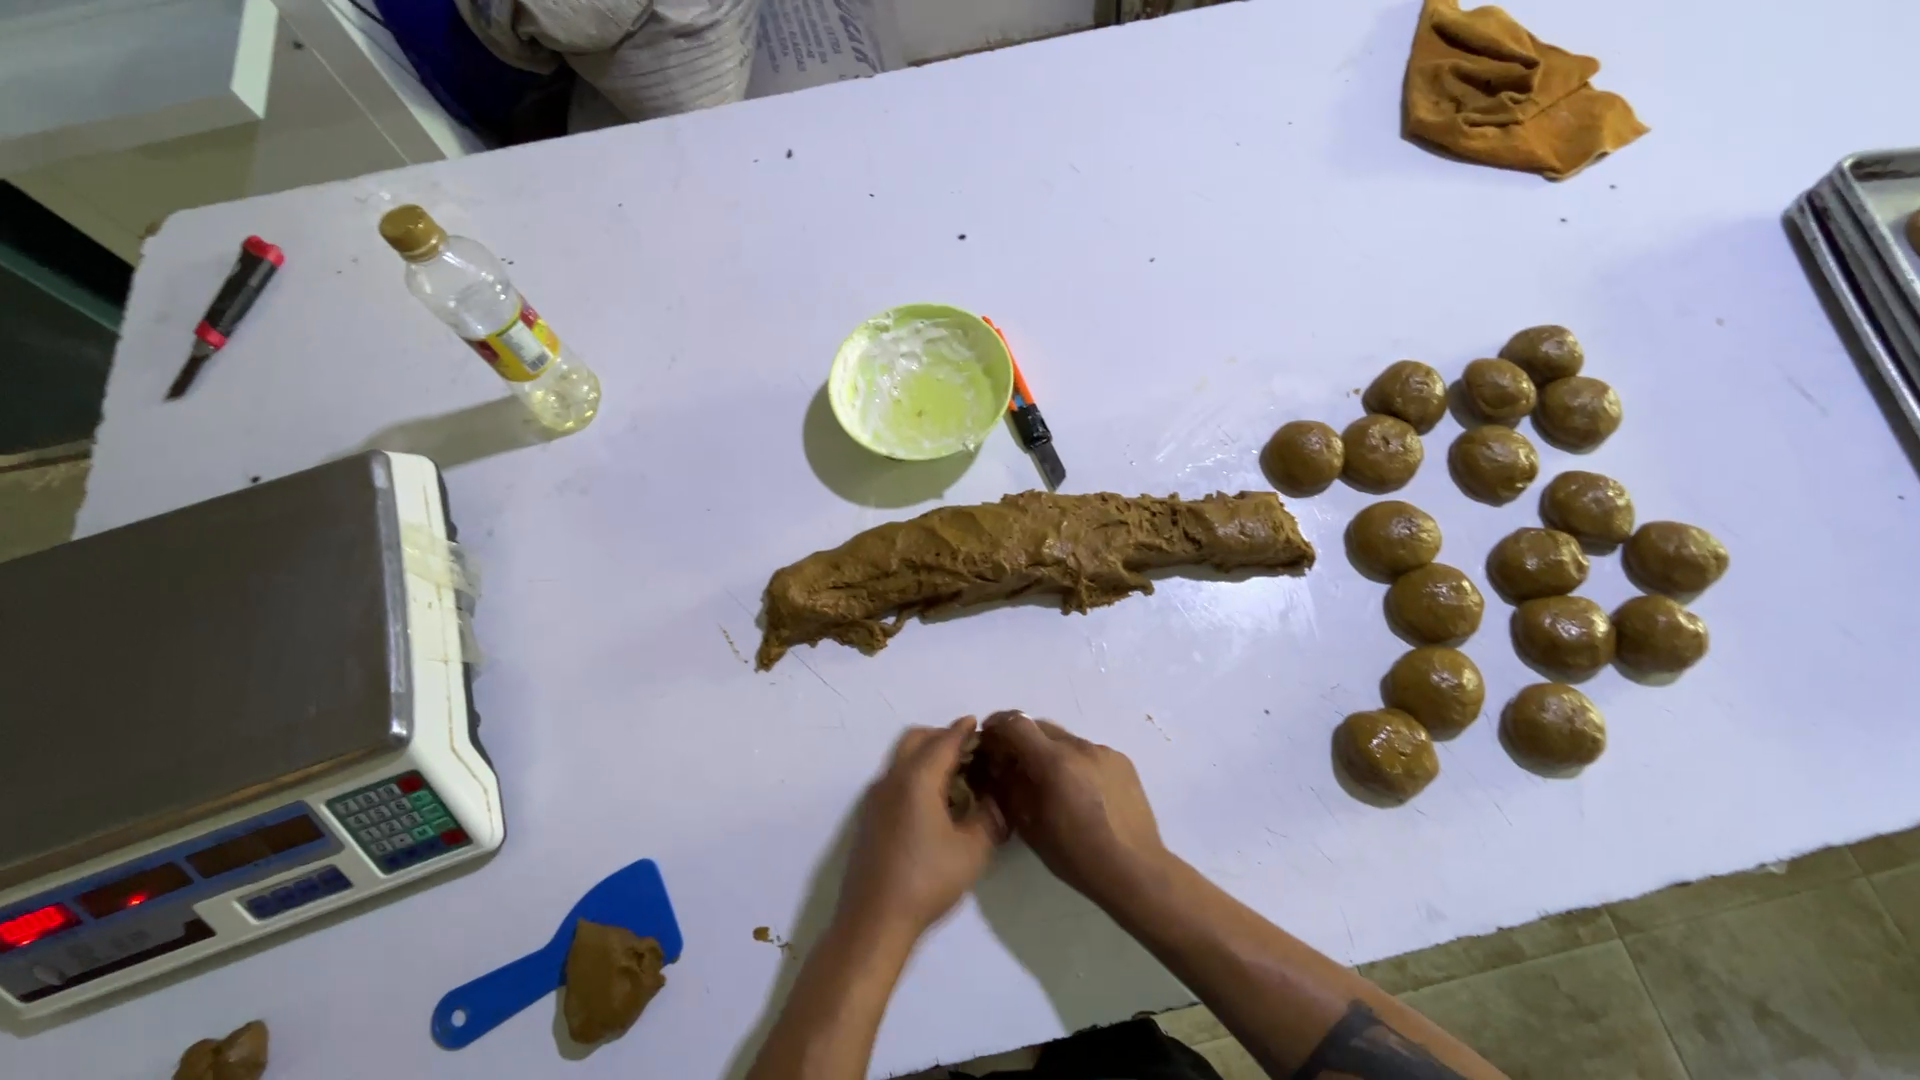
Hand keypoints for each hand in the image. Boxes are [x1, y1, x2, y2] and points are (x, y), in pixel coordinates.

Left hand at [837, 718, 1006, 938]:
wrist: (874, 921)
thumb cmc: (927, 881)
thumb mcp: (972, 850)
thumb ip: (989, 816)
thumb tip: (998, 797)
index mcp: (917, 779)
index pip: (944, 741)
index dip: (964, 730)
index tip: (980, 725)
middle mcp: (892, 779)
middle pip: (916, 739)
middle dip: (943, 737)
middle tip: (970, 751)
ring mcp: (876, 798)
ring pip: (902, 758)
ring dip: (927, 755)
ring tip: (956, 776)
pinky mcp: (870, 817)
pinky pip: (895, 778)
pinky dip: (915, 774)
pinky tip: (935, 802)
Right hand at [973, 711, 1169, 909]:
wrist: (1135, 869)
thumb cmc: (1076, 855)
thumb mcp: (1029, 826)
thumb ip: (1009, 788)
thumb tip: (998, 766)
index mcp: (1054, 761)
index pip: (1016, 723)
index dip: (996, 725)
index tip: (988, 739)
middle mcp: (1080, 747)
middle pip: (1040, 726)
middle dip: (1021, 739)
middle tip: (1013, 764)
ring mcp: (1105, 752)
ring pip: (1066, 740)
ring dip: (1049, 752)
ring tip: (1050, 783)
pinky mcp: (1123, 762)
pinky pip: (1089, 753)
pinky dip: (1075, 763)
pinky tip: (1079, 792)